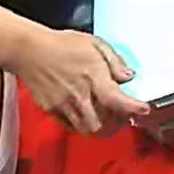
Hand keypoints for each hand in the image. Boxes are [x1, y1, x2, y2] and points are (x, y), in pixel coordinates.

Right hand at [7, 29, 150, 133]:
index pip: (115, 100)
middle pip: (101, 123)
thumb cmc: (64, 44)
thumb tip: (128, 77)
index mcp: (93, 76)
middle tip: (126, 114)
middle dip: (117, 122)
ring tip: (110, 116)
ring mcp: (62, 105)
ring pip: (86, 128)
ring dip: (102, 126)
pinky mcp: (51, 110)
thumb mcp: (97, 44)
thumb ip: (115, 62)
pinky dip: (84, 125)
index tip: (144, 109)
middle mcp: (78, 95)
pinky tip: (91, 114)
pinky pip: (71, 126)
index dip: (132, 108)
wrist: (29, 51)